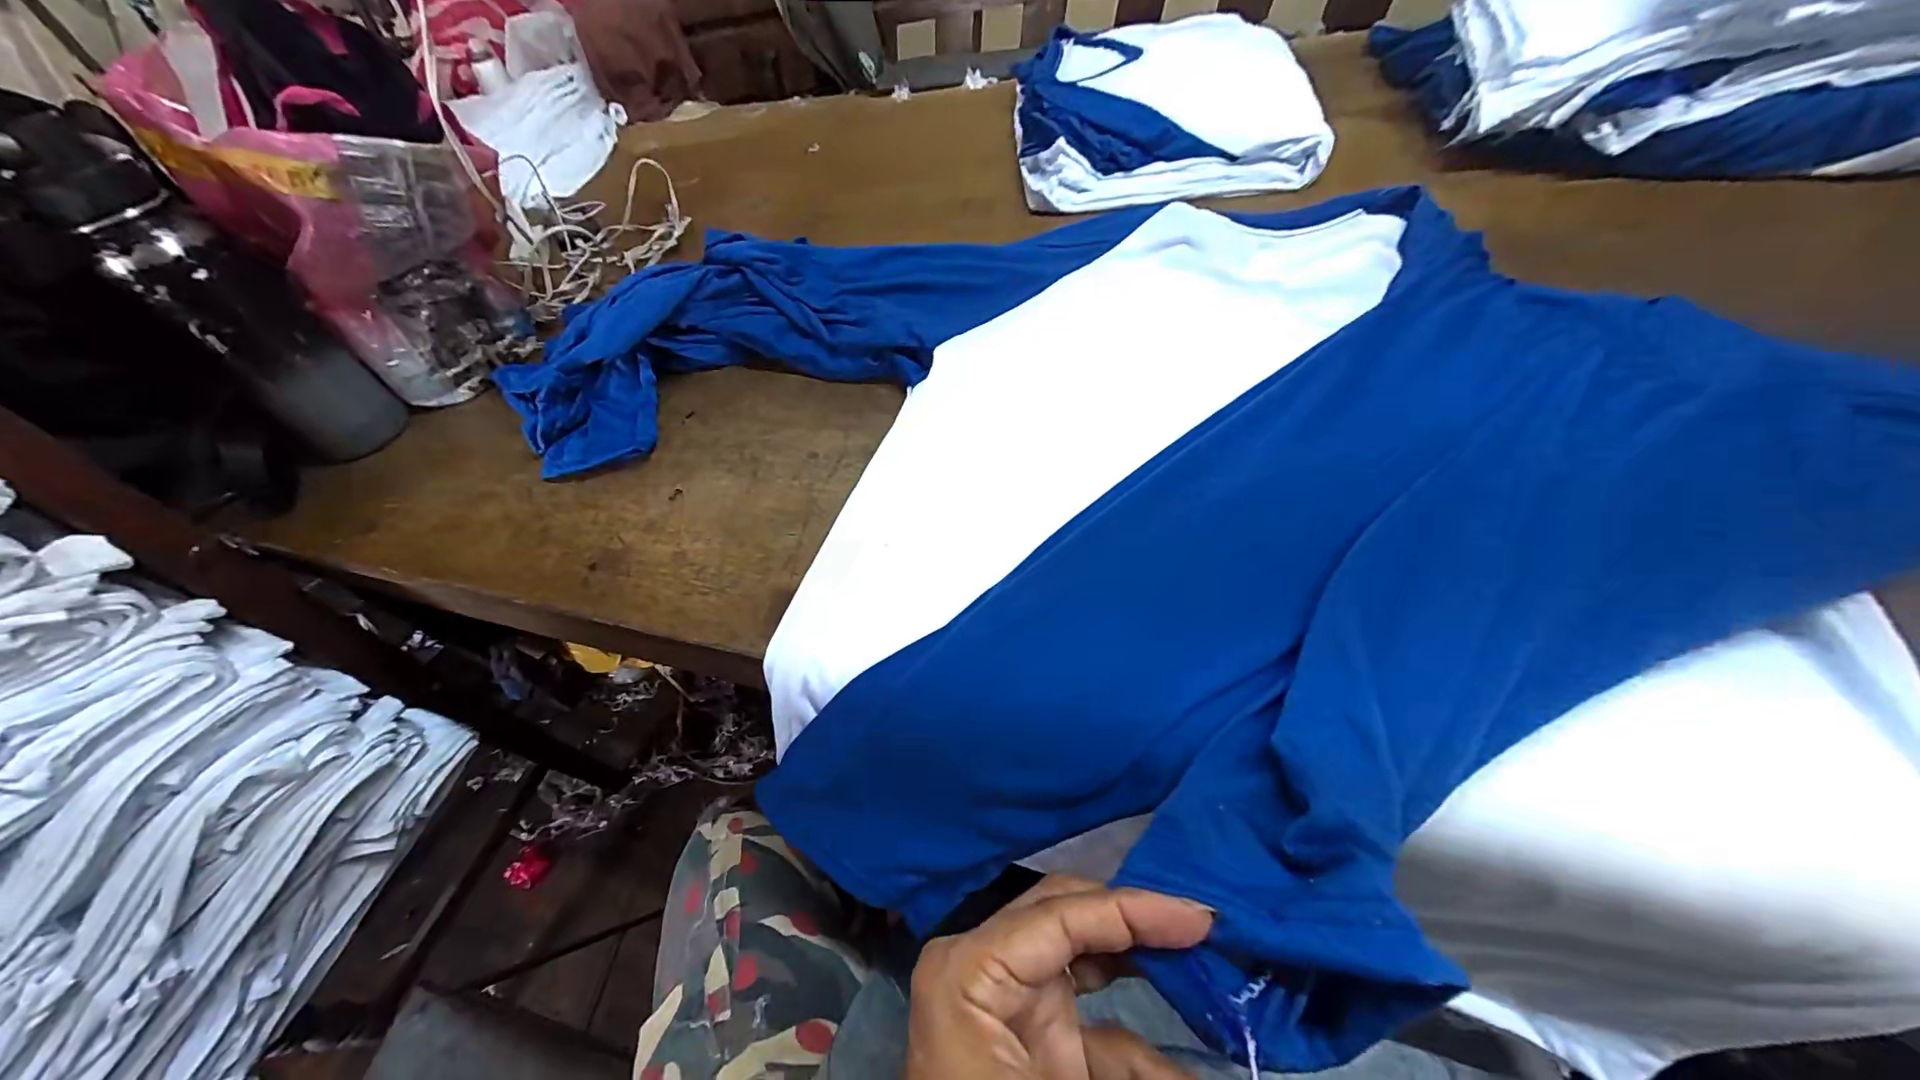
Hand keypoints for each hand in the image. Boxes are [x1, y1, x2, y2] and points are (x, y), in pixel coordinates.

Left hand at [905, 875, 1213, 1079]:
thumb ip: (1128, 1061)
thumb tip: (1199, 1068)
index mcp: (972, 967)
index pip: (1059, 913)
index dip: (1133, 908)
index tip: (1200, 918)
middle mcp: (986, 966)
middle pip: (1067, 915)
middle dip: (1135, 920)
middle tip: (1202, 928)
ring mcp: (1008, 1000)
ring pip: (1082, 958)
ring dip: (1142, 968)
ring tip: (1201, 968)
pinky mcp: (1032, 1038)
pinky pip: (1092, 1023)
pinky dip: (1141, 1046)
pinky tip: (1189, 1068)